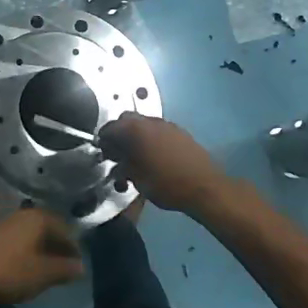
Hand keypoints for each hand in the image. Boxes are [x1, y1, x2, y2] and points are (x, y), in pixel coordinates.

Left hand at [0, 209, 85, 307]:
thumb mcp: (42, 274)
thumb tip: (81, 266)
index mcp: (37, 218)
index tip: (77, 264)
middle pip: (46, 227)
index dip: (73, 246)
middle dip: (56, 245)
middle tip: (64, 265)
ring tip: (44, 266)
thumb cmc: (9, 273)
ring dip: (39, 246)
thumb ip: (64, 269)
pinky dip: (24, 249)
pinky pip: (15, 238)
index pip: (63, 228)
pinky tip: (22, 265)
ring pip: (29, 232)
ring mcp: (2, 222)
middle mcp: (20, 214)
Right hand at [98, 113, 234, 216]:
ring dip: (136, 137)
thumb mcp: (135, 178)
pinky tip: (154, 158)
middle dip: (119, 135)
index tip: (103, 153)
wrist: (204, 186)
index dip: (103, 140)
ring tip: (136, 159)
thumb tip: (117, 159)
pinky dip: (151, 140)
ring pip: (143, 125)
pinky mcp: (180, 132)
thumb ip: (122, 165)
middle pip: (126, 121)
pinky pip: (158, 131)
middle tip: (117, 154)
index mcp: (135, 129)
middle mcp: (150, 121)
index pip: (110, 128)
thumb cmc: (165, 183)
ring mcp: (167, 125)